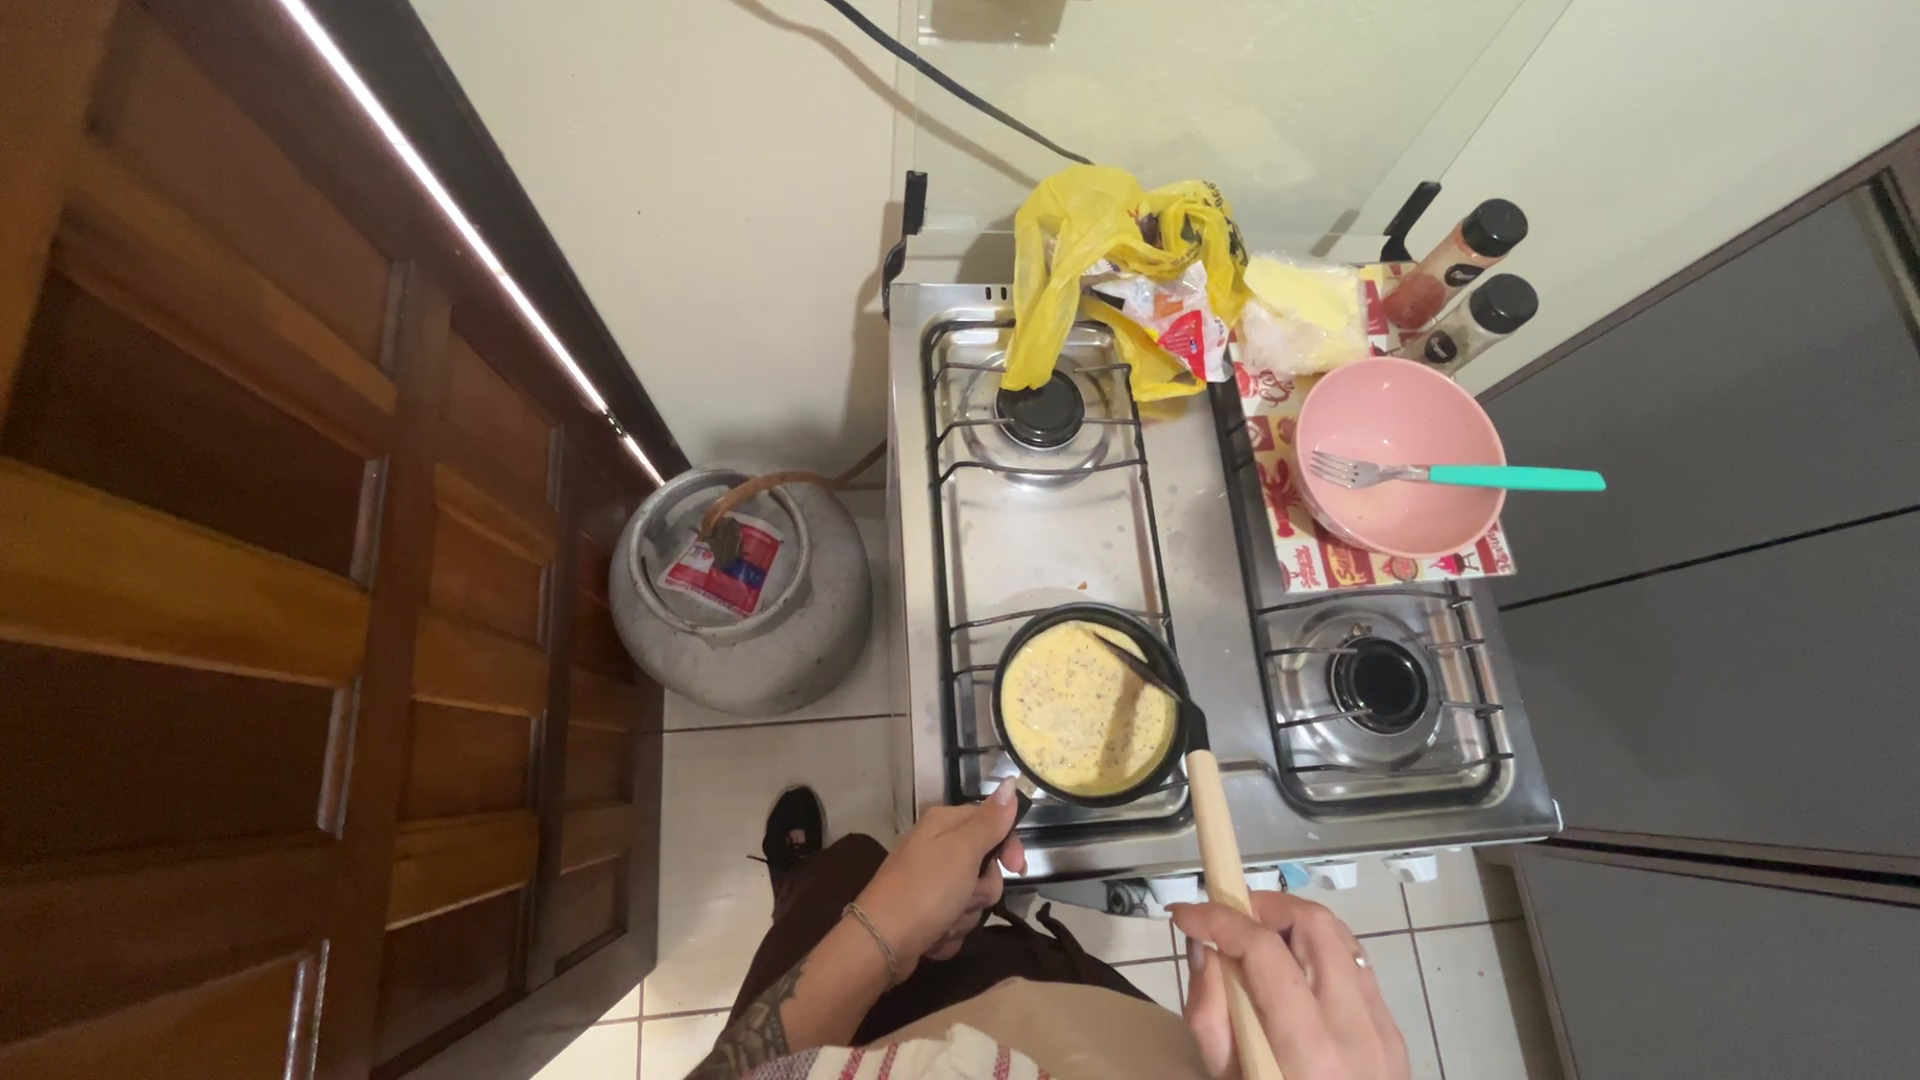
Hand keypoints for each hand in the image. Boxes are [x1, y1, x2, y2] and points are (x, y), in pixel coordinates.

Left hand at [851, 783, 1026, 978]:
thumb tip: (1011, 782)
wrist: (882, 943)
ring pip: (972, 897)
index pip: (991, 822)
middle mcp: (936, 847)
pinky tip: (934, 935)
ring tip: (945, 920)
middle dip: (981, 889)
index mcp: (944, 824)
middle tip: (966, 896)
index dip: (1008, 846)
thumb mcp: (963, 850)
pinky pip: (956, 920)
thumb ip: (990, 820)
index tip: (1016, 869)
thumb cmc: (926, 890)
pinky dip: (950, 931)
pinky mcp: (927, 912)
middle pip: (984, 865)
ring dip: (964, 915)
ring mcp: (931, 882)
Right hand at [1173, 892, 1409, 1079]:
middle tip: (1226, 920)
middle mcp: (1357, 1031)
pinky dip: (1314, 950)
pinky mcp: (1393, 1033)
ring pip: (1337, 934)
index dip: (1219, 919)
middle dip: (1262, 905)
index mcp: (1311, 1053)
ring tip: (1254, 942)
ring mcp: (1383, 1030)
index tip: (1186, 915)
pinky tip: (1289, 976)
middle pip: (1313, 922)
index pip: (1265, 950)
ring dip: (1290, 923)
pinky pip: (1351, 964)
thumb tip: (1207, 947)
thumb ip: (1210, 1014)